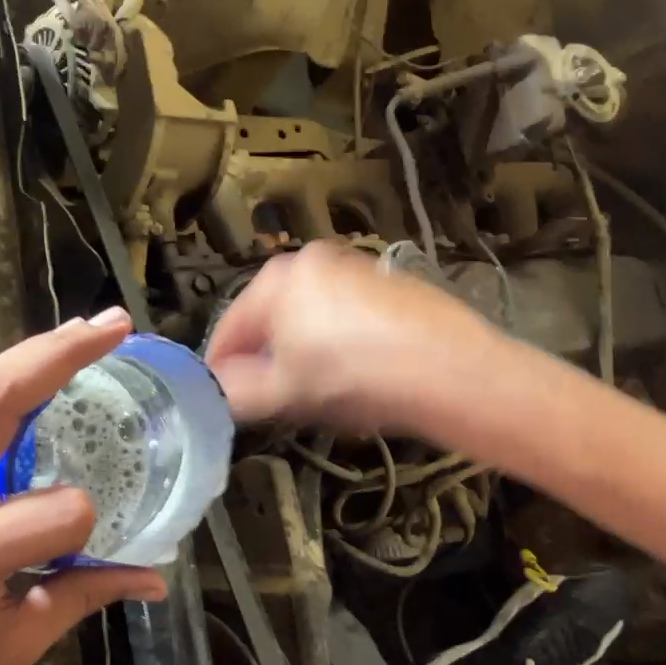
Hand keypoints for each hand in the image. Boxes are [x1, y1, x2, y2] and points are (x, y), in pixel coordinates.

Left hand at [0, 307, 168, 664]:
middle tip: (113, 326)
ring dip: (30, 353)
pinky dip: (2, 382)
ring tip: (81, 331)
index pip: (60, 511)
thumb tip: (152, 580)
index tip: (84, 553)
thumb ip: (83, 597)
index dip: (86, 528)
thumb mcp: (15, 643)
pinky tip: (32, 372)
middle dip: (60, 354)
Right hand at [204, 241, 506, 432]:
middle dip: (267, 362)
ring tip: (318, 396)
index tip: (221, 400)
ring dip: (301, 356)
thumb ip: (235, 392)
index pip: (229, 328)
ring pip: (306, 321)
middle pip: (269, 322)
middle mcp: (312, 262)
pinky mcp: (389, 286)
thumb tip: (212, 392)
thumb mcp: (283, 392)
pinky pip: (343, 319)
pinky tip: (355, 380)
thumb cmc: (356, 377)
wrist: (452, 373)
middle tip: (274, 402)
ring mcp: (354, 270)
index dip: (220, 370)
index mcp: (277, 279)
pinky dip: (337, 346)